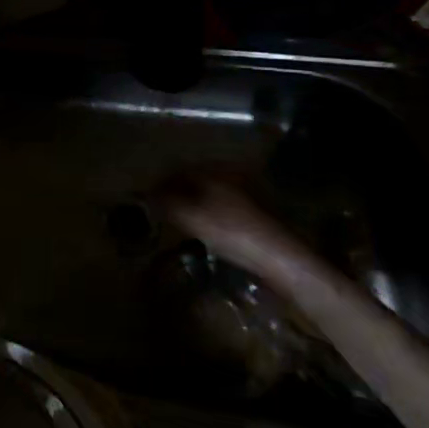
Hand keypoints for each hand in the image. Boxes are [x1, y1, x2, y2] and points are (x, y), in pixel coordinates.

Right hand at [154, 173, 304, 276]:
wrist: (282, 257)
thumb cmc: (232, 232)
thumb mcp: (191, 218)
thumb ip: (166, 204)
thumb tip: (146, 195)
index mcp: (213, 169)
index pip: (178, 170)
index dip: (160, 184)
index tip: (147, 200)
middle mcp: (230, 173)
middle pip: (195, 180)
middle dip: (177, 192)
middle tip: (163, 210)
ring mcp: (247, 190)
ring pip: (211, 192)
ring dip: (194, 203)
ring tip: (182, 221)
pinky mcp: (258, 210)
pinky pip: (225, 205)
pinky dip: (211, 212)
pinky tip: (207, 228)